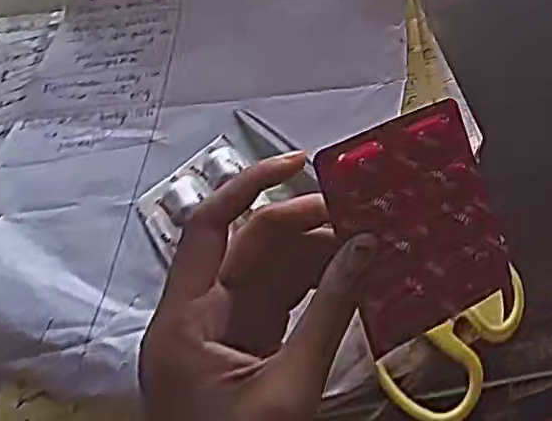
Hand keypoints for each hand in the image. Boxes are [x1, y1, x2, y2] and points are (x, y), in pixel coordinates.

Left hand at [140, 152, 376, 420]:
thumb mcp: (287, 391)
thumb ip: (330, 312)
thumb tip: (366, 246)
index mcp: (184, 324)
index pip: (208, 226)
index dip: (250, 184)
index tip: (299, 161)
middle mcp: (198, 319)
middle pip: (252, 243)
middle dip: (308, 222)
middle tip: (358, 212)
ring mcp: (224, 333)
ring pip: (274, 266)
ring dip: (321, 250)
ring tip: (365, 242)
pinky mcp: (248, 346)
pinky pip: (286, 294)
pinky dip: (320, 280)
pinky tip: (353, 274)